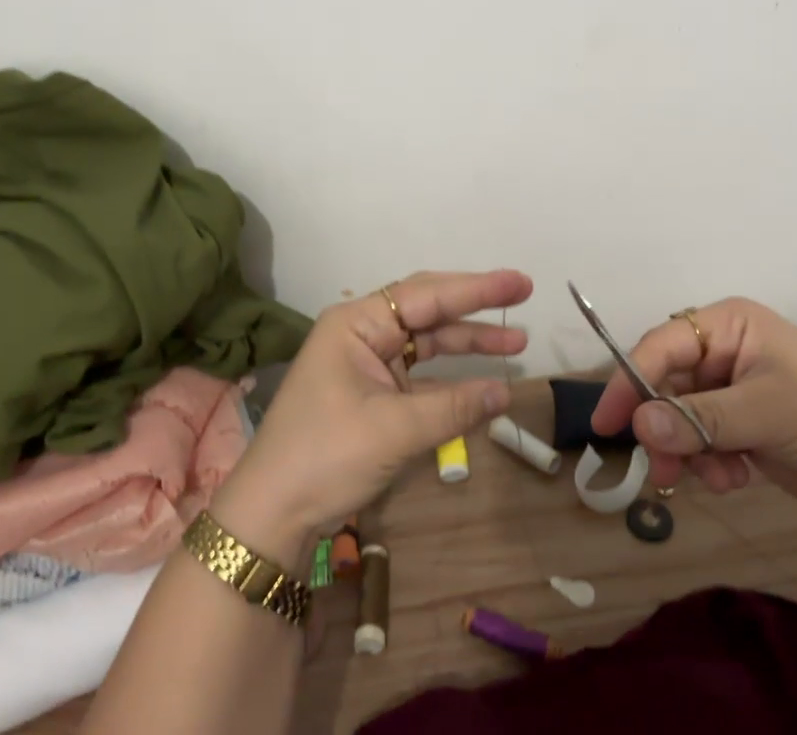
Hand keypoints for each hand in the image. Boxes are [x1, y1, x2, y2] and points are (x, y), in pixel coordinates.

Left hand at [211, 270, 531, 556]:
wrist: (272, 513)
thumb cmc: (325, 456)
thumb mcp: (394, 429)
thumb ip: (453, 406)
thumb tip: (506, 392)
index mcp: (355, 325)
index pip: (425, 295)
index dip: (476, 289)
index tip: (520, 283)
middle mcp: (360, 336)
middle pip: (427, 312)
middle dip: (475, 309)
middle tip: (524, 298)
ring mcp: (365, 366)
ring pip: (426, 344)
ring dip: (467, 344)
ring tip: (516, 343)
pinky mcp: (371, 397)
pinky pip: (420, 377)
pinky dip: (451, 380)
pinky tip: (482, 385)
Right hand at [590, 298, 796, 507]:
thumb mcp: (766, 413)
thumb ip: (699, 419)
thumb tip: (639, 426)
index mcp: (729, 326)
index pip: (661, 346)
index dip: (630, 381)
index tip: (607, 424)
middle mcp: (723, 351)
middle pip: (664, 385)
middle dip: (665, 429)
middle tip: (665, 470)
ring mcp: (730, 389)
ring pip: (676, 418)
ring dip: (689, 452)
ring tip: (717, 478)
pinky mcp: (738, 423)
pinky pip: (698, 440)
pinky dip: (709, 462)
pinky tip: (738, 477)